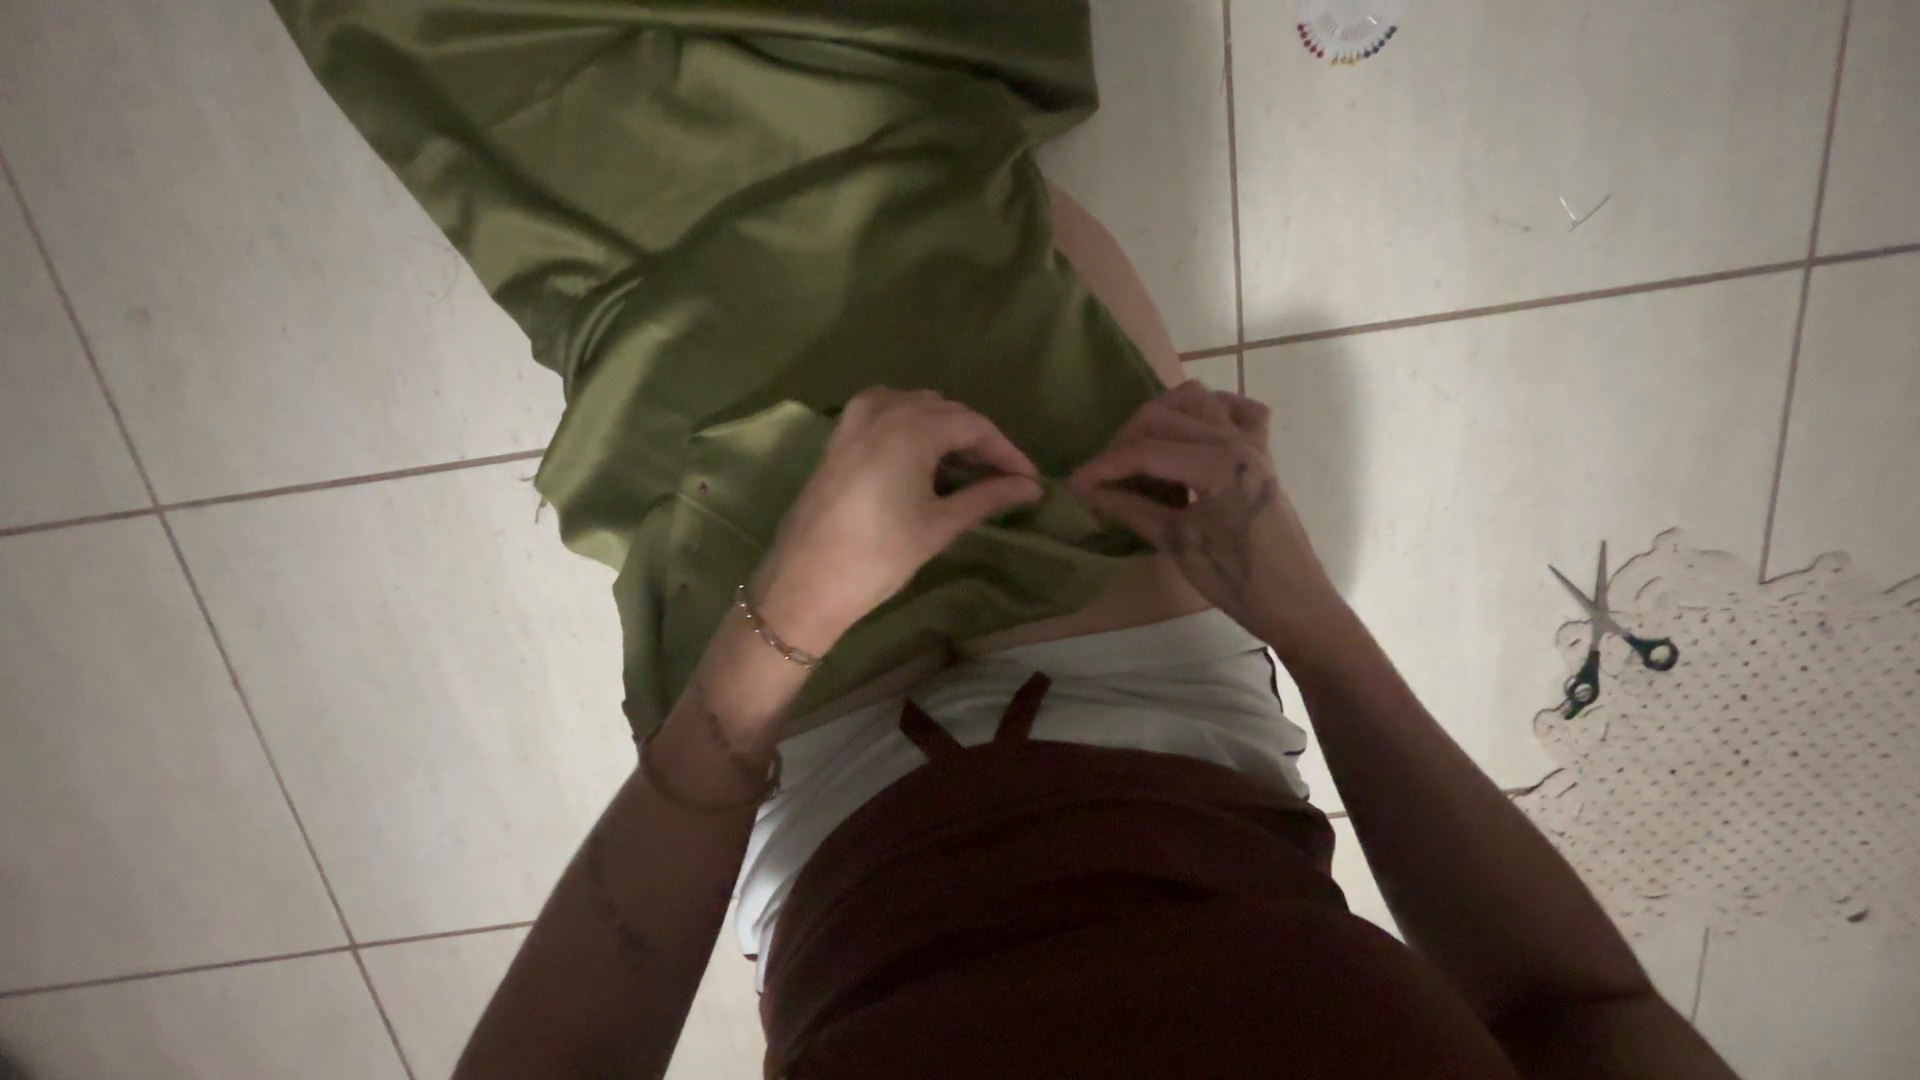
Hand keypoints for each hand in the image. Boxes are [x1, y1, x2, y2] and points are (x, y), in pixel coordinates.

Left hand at [753, 388, 1043, 652]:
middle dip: (978, 441)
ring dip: (946, 432)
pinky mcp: (839, 436)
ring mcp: (856, 419)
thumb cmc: (878, 557)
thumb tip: (1030, 487)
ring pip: (917, 408)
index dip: (1006, 451)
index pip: (974, 426)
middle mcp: (884, 409)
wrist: (804, 582)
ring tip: (967, 470)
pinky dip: (913, 428)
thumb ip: (987, 498)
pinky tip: (923, 459)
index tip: (1028, 480)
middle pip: (947, 412)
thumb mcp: (938, 526)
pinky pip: (888, 414)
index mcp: (911, 428)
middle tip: (1002, 478)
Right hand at [1067, 380, 1344, 655]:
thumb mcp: (1176, 543)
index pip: (1146, 452)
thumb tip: (1086, 492)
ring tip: (1139, 453)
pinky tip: (1190, 433)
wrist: (1294, 603)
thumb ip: (1130, 508)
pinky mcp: (1264, 453)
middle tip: (1102, 477)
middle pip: (1164, 417)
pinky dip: (1211, 411)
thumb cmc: (1236, 579)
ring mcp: (1253, 442)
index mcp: (1217, 463)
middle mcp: (1235, 440)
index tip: (1074, 484)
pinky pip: (1240, 410)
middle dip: (1125, 442)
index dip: (1104, 467)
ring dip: (1161, 417)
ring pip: (1196, 400)